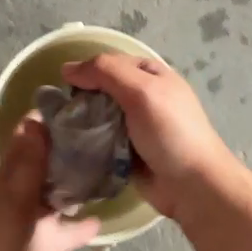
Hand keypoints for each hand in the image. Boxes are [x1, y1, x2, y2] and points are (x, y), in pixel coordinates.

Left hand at [0, 117, 98, 250]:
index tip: (80, 104)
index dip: (50, 121)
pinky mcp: (53, 243)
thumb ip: (28, 161)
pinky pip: (73, 229)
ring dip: (81, 180)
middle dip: (72, 148)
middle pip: (51, 163)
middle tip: (107, 130)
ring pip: (63, 192)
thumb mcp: (14, 196)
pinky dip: (86, 222)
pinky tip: (106, 214)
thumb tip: (36, 117)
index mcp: (12, 175)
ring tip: (112, 162)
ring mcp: (40, 217)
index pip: (31, 139)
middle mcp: (26, 190)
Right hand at [62, 53, 235, 220]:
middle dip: (81, 99)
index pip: (111, 63)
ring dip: (82, 122)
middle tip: (58, 112)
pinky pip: (100, 141)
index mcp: (151, 75)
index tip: (63, 86)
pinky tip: (70, 147)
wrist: (193, 187)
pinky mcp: (127, 152)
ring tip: (58, 131)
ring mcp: (135, 126)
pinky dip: (87, 143)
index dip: (87, 70)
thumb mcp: (142, 91)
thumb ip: (107, 72)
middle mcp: (143, 97)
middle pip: (102, 90)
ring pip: (99, 116)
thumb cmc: (170, 132)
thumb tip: (67, 68)